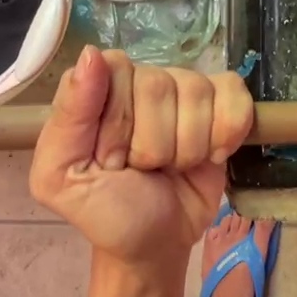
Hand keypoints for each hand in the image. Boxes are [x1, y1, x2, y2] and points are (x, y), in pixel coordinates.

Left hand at [30, 46, 254, 268]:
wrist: (158, 243)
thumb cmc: (107, 211)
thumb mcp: (62, 177)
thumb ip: (69, 116)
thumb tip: (91, 54)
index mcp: (97, 89)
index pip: (116, 69)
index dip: (119, 120)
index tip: (110, 159)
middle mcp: (141, 80)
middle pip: (159, 84)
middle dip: (153, 144)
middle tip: (143, 170)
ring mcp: (183, 90)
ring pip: (197, 92)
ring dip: (188, 146)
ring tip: (173, 168)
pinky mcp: (221, 104)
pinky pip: (234, 94)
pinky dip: (229, 130)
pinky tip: (213, 156)